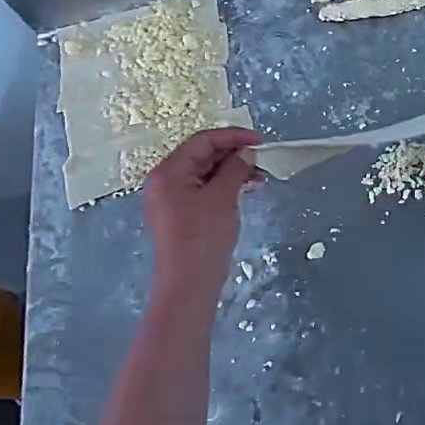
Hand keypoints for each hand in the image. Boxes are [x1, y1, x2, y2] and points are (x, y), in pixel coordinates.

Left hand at [143, 128, 260, 291]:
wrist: (187, 287)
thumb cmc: (202, 238)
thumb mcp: (222, 197)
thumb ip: (235, 169)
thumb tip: (245, 152)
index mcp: (168, 171)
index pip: (202, 141)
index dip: (232, 137)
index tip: (259, 140)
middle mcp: (163, 181)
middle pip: (200, 155)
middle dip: (232, 154)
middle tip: (261, 159)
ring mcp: (169, 200)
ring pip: (203, 174)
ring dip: (230, 171)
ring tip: (259, 177)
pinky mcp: (178, 216)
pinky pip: (201, 190)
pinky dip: (222, 186)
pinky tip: (243, 189)